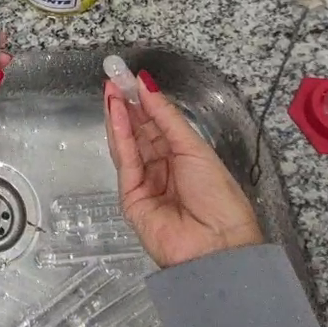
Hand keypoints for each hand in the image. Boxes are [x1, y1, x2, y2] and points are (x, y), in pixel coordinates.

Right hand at [103, 74, 262, 266]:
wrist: (217, 247)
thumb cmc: (216, 195)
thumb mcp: (195, 149)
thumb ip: (166, 116)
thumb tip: (146, 84)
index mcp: (183, 158)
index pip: (158, 125)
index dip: (144, 101)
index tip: (130, 78)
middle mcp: (162, 168)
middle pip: (140, 132)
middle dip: (127, 105)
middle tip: (114, 78)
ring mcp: (145, 182)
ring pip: (128, 143)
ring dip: (119, 116)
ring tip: (110, 90)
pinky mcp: (130, 196)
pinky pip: (124, 161)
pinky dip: (119, 135)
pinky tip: (115, 114)